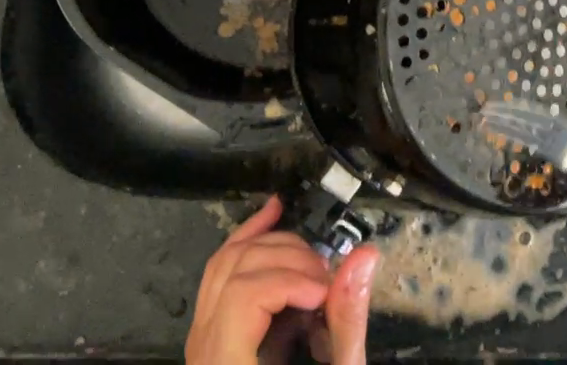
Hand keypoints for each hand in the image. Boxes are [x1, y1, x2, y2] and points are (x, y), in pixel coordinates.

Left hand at [186, 195, 380, 364]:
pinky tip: (274, 216)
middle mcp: (202, 354)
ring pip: (222, 266)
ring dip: (273, 248)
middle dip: (290, 261)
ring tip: (315, 260)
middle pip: (234, 271)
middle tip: (329, 283)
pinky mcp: (212, 338)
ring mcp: (201, 345)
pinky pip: (218, 277)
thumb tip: (365, 255)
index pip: (244, 295)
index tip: (327, 294)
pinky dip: (249, 242)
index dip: (290, 280)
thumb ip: (347, 324)